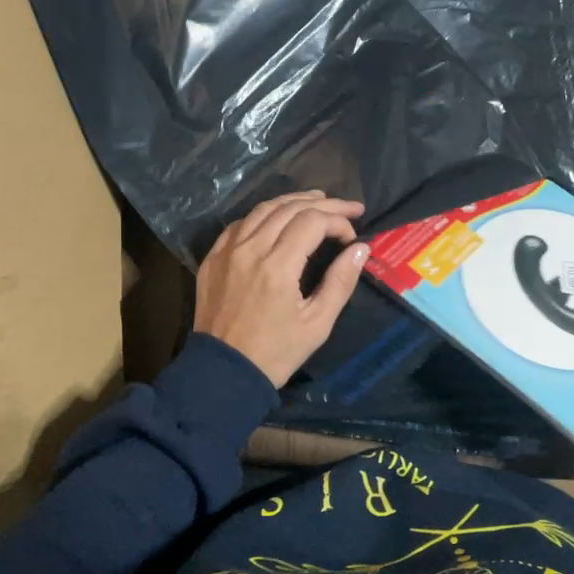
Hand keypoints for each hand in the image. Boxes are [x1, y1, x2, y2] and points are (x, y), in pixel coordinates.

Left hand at [195, 192, 368, 386]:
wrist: (223, 371)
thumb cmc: (276, 352)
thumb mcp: (317, 324)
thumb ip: (340, 282)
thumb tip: (360, 248)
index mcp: (277, 266)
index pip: (312, 221)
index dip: (337, 220)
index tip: (353, 235)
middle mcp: (250, 249)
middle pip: (288, 208)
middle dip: (322, 204)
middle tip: (347, 208)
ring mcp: (227, 250)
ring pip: (262, 209)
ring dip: (292, 202)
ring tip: (317, 202)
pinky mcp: (213, 257)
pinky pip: (240, 224)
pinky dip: (263, 215)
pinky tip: (276, 219)